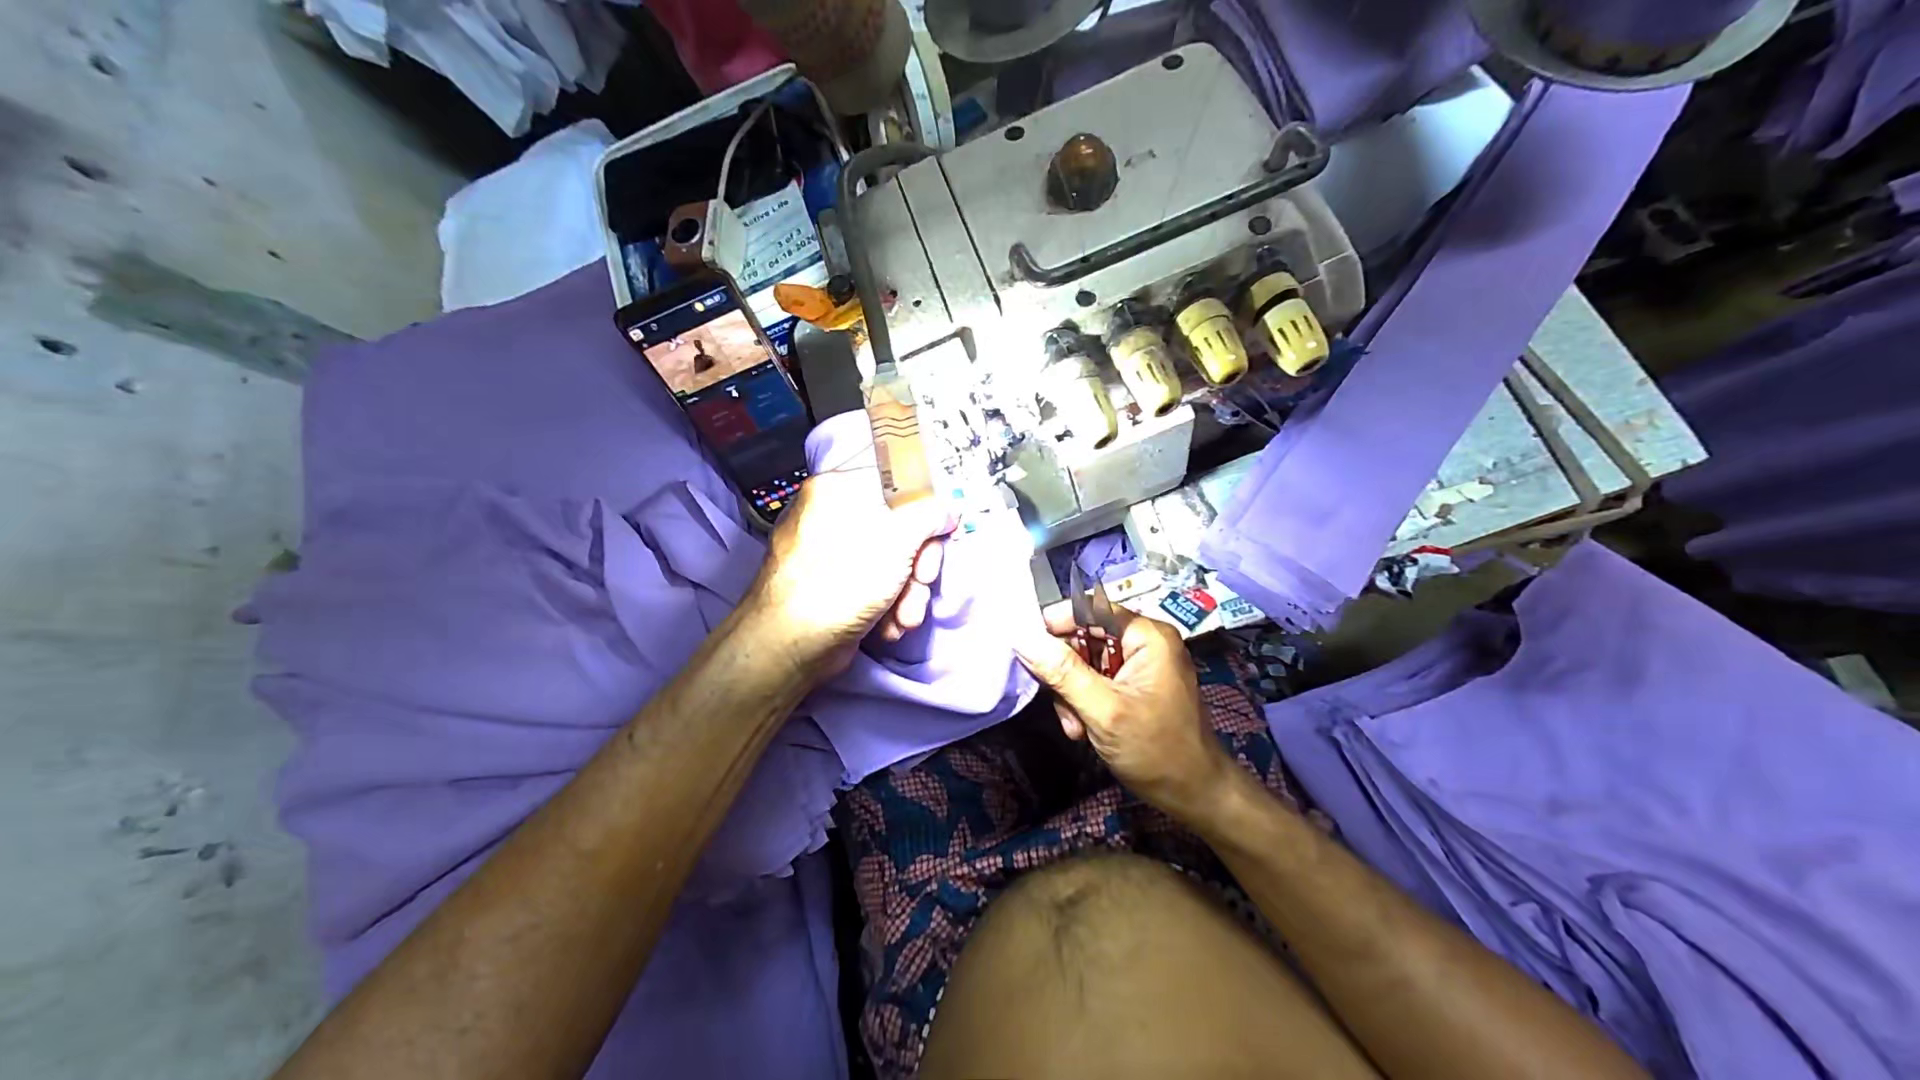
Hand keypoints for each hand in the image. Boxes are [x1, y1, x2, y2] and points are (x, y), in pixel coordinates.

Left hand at [742, 465, 950, 677]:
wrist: (788, 645)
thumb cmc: (842, 582)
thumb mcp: (898, 539)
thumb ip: (929, 515)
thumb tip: (947, 509)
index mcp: (837, 490)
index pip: (897, 487)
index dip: (925, 513)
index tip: (940, 536)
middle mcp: (829, 517)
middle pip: (897, 530)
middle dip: (917, 567)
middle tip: (922, 583)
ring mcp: (828, 555)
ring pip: (889, 564)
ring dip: (906, 594)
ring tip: (903, 617)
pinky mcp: (831, 589)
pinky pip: (871, 587)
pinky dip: (885, 607)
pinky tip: (887, 626)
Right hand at [1012, 605, 1235, 824]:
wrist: (1194, 794)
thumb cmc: (1156, 750)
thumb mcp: (1104, 711)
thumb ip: (1063, 673)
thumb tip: (1024, 640)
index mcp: (1147, 636)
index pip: (1091, 608)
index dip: (1057, 622)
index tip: (1027, 645)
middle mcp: (1144, 642)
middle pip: (1084, 636)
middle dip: (1065, 670)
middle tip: (1058, 702)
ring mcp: (1139, 665)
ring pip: (1084, 661)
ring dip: (1071, 693)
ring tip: (1076, 726)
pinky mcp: (1132, 685)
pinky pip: (1095, 680)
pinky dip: (1083, 702)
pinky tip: (1084, 729)